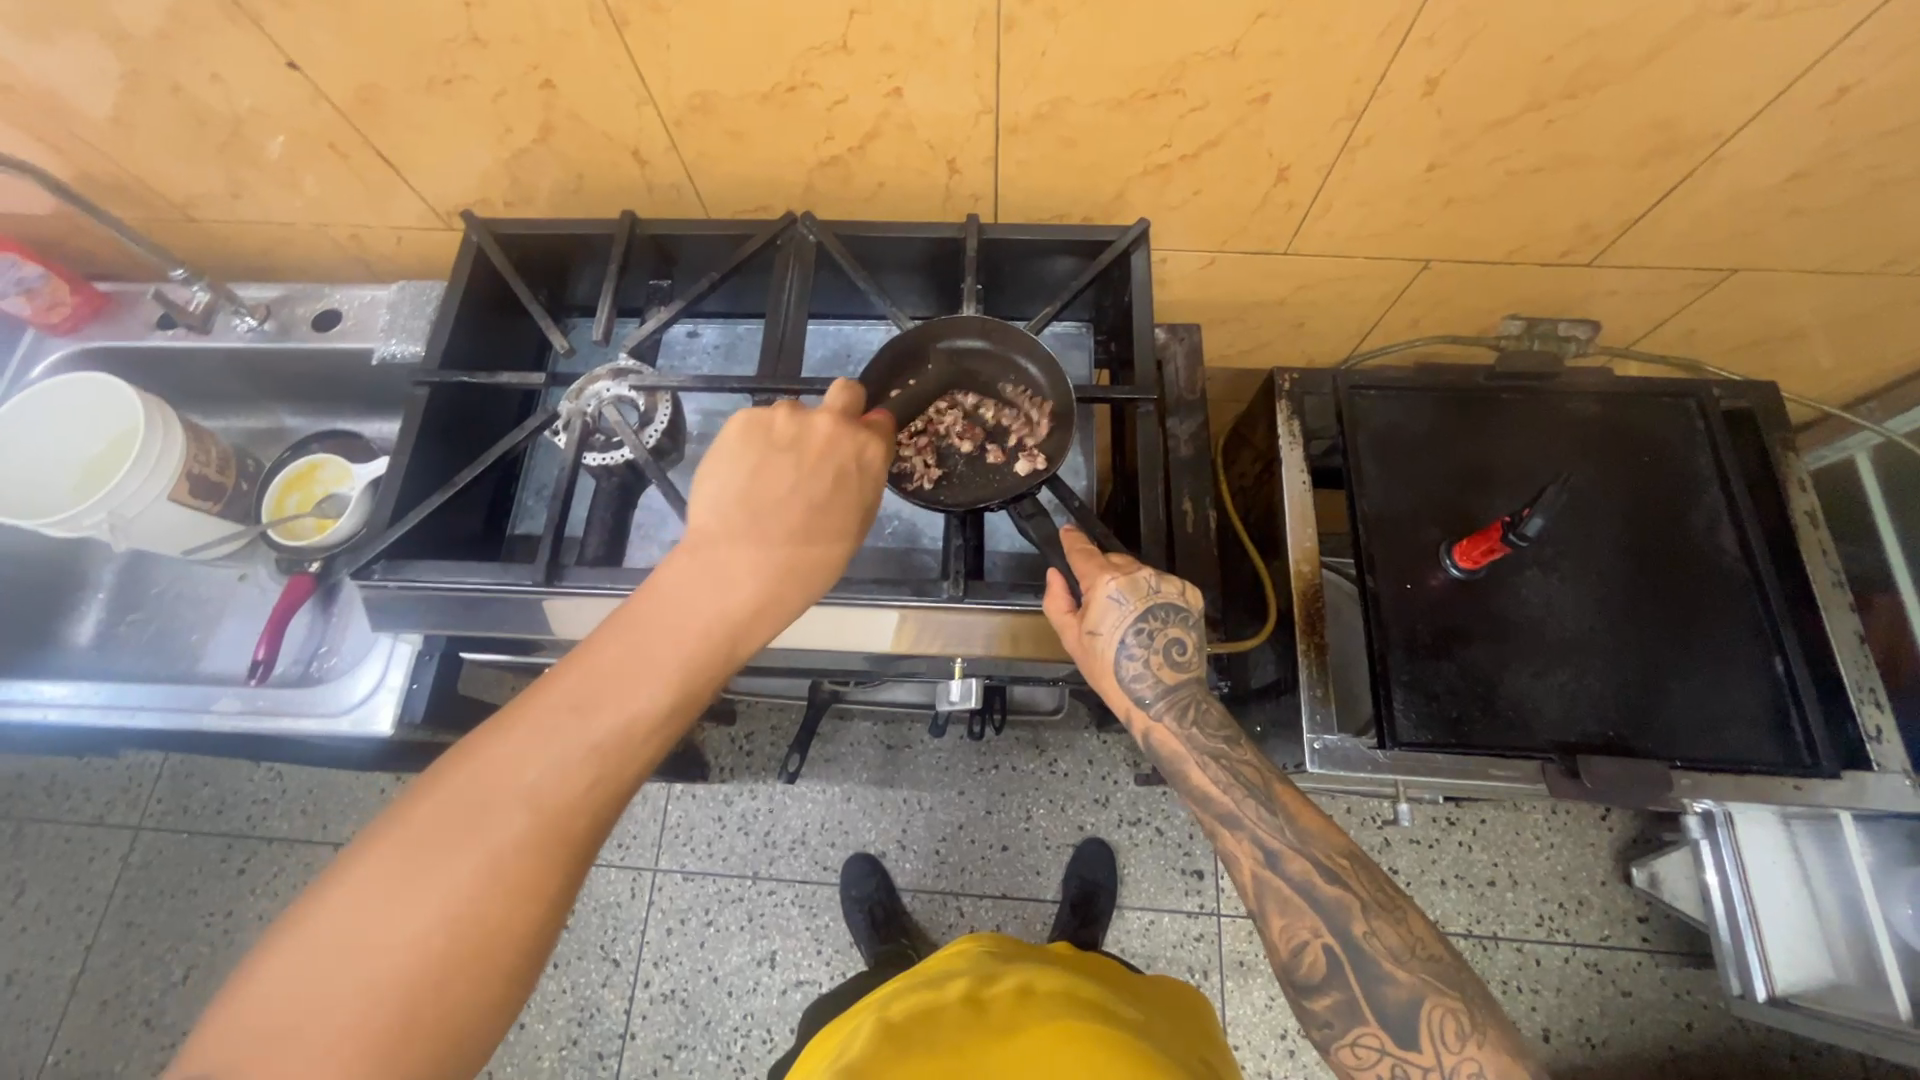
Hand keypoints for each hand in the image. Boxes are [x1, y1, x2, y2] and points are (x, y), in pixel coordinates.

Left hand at [678, 378, 893, 632]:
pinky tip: (741, 476)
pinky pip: (756, 423)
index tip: (852, 450)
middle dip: (837, 411)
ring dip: (786, 434)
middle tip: (814, 447)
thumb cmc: (811, 561)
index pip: (879, 420)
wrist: (743, 566)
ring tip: (765, 475)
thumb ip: (858, 478)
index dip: (866, 433)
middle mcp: (831, 422)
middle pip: (845, 392)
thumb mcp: (857, 521)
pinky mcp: (743, 419)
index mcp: (867, 450)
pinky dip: (752, 444)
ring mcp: (785, 416)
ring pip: (792, 413)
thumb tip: (848, 463)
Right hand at [1042, 526, 1207, 720]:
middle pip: (1112, 561)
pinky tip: (1148, 620)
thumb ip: (1057, 601)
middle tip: (1098, 604)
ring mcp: (1166, 581)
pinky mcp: (1188, 592)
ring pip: (1138, 573)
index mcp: (1104, 582)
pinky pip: (1160, 584)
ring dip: (1128, 585)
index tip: (1067, 530)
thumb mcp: (1072, 640)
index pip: (1083, 550)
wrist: (1164, 696)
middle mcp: (1137, 573)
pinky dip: (1151, 595)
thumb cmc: (1110, 670)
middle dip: (1101, 573)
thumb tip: (1055, 574)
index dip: (1072, 539)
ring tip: (1127, 619)